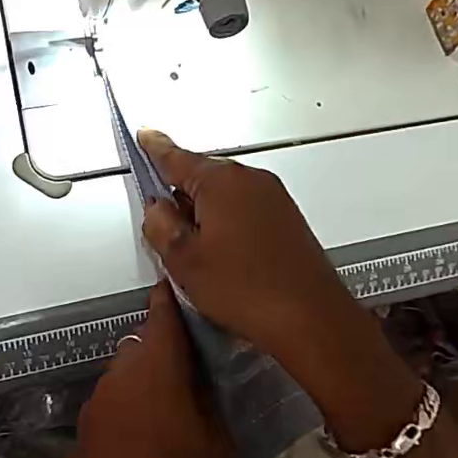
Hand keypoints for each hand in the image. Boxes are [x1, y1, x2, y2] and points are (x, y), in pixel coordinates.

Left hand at [64, 281, 234, 457]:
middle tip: (204, 366)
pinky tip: (155, 433)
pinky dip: (136, 401)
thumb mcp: (218, 449)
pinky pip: (117, 397)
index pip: (163, 312)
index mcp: (154, 367)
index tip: (196, 289)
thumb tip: (206, 369)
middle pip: (146, 341)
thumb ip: (210, 397)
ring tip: (183, 405)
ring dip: (152, 376)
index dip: (177, 296)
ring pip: (130, 369)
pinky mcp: (86, 427)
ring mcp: (97, 399)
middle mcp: (118, 372)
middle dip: (171, 346)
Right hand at [137, 129, 354, 363]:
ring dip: (205, 216)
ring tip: (201, 259)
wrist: (311, 320)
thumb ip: (158, 224)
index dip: (155, 147)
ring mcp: (273, 198)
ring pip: (223, 196)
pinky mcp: (286, 218)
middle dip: (180, 199)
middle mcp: (251, 180)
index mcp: (221, 181)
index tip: (146, 136)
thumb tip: (156, 208)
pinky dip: (228, 226)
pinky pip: (244, 210)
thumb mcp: (182, 259)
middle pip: (200, 177)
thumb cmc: (250, 290)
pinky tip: (226, 261)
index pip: (176, 156)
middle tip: (168, 234)